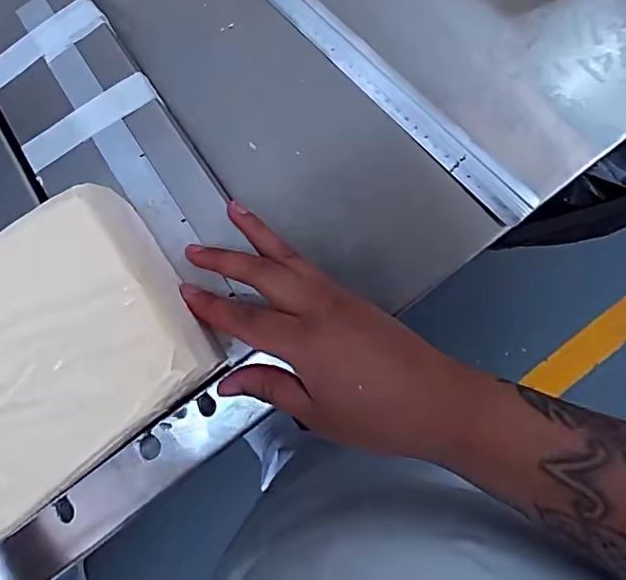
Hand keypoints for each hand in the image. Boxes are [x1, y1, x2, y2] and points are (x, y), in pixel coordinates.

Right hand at [180, 202, 484, 460]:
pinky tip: (272, 245)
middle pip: (259, 273)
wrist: (438, 400)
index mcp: (305, 341)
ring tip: (235, 210)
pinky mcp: (345, 292)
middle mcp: (316, 307)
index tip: (188, 292)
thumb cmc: (382, 415)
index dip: (212, 305)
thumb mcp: (318, 413)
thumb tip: (231, 384)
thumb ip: (269, 387)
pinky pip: (303, 261)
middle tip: (195, 251)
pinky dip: (281, 246)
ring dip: (255, 232)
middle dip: (222, 259)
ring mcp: (332, 294)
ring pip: (284, 255)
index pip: (245, 317)